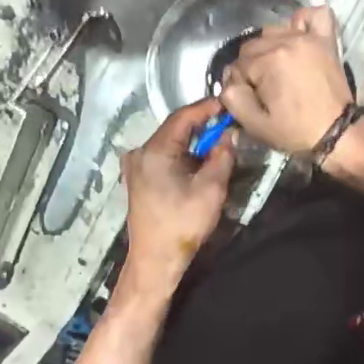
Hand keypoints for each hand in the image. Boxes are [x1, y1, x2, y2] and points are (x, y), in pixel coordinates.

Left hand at [120, 97, 236, 282]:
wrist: (155, 259)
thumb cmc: (183, 223)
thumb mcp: (211, 188)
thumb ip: (222, 156)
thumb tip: (228, 135)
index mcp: (154, 151)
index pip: (183, 117)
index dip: (206, 108)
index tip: (227, 103)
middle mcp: (140, 153)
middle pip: (175, 129)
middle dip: (202, 127)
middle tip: (227, 126)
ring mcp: (135, 167)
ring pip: (170, 144)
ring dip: (193, 144)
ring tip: (217, 146)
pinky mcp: (137, 180)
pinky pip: (163, 158)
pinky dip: (182, 156)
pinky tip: (198, 164)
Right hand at [220, 5, 352, 155]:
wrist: (338, 133)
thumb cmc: (296, 132)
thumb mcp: (256, 125)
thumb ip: (233, 100)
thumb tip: (228, 83)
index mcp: (268, 61)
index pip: (236, 66)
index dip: (238, 85)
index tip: (247, 100)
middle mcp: (287, 41)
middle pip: (252, 46)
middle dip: (250, 68)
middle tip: (261, 90)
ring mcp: (308, 38)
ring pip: (273, 31)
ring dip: (268, 48)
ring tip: (276, 71)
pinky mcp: (325, 40)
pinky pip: (312, 16)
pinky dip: (302, 23)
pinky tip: (297, 40)